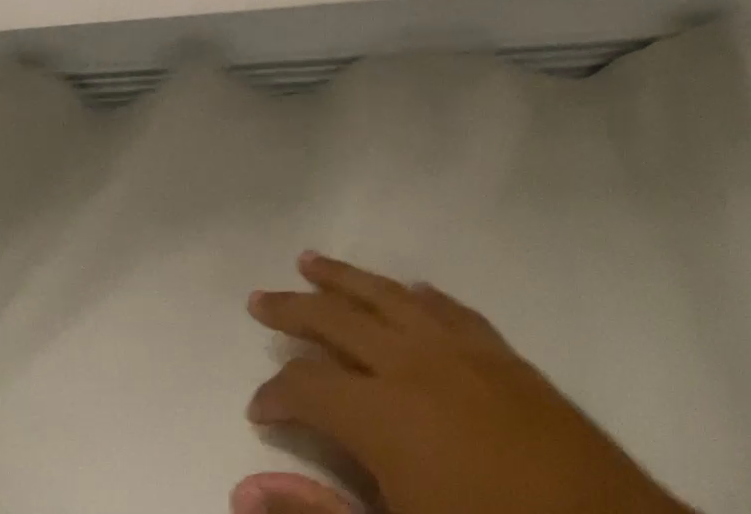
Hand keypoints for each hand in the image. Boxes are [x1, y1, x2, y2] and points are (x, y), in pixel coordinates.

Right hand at [240, 253, 691, 513]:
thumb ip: (316, 510)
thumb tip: (246, 489)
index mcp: (383, 415)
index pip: (307, 387)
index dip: (275, 394)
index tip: (258, 409)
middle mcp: (415, 364)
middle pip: (339, 321)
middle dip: (294, 309)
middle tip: (259, 298)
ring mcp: (463, 352)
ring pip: (390, 297)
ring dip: (347, 278)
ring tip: (312, 260)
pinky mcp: (504, 355)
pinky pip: (450, 308)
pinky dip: (420, 294)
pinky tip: (410, 287)